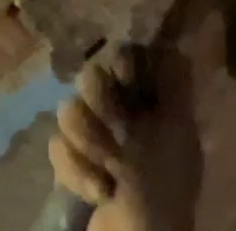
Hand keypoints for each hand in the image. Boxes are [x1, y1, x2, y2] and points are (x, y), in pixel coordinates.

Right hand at [48, 50, 202, 230]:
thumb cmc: (162, 185)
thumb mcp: (178, 132)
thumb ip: (174, 86)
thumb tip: (173, 44)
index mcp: (151, 102)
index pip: (126, 54)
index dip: (121, 63)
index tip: (128, 80)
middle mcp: (121, 113)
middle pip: (90, 75)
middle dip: (101, 105)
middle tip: (117, 128)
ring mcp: (94, 137)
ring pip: (69, 109)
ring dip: (90, 143)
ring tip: (110, 169)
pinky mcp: (72, 162)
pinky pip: (57, 145)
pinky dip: (78, 171)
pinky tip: (99, 190)